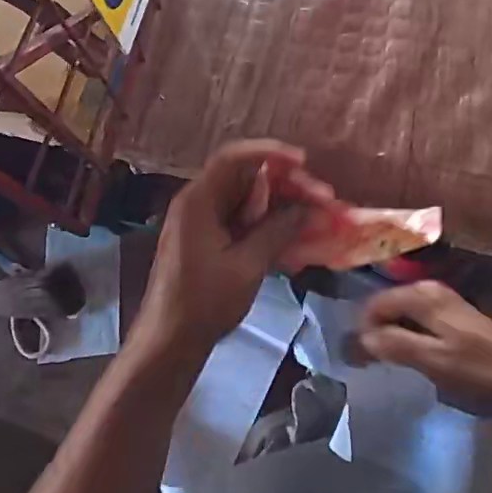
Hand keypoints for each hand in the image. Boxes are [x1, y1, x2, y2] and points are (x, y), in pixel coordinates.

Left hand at [136, 140, 314, 356]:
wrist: (169, 340)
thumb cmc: (204, 302)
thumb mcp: (247, 265)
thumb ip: (279, 231)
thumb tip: (310, 208)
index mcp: (198, 201)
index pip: (232, 158)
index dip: (269, 152)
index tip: (303, 161)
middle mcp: (196, 204)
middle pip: (243, 179)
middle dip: (284, 185)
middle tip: (321, 199)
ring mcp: (199, 224)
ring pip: (245, 201)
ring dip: (279, 207)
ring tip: (316, 217)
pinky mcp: (205, 242)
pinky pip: (239, 222)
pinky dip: (266, 226)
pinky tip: (295, 239)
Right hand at [357, 282, 491, 419]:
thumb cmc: (483, 374)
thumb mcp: (432, 361)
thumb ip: (390, 345)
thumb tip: (354, 339)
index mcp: (422, 294)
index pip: (372, 306)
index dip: (360, 332)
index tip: (359, 362)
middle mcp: (430, 289)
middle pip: (384, 308)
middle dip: (373, 334)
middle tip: (371, 365)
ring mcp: (444, 303)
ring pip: (399, 317)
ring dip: (389, 339)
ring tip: (390, 366)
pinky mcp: (454, 319)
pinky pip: (415, 324)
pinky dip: (407, 340)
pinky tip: (413, 361)